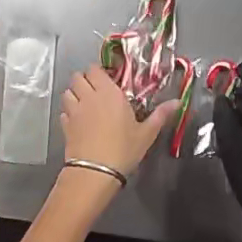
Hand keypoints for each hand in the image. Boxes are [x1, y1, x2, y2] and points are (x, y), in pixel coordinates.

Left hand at [60, 65, 177, 177]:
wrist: (95, 171)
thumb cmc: (124, 149)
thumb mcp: (146, 133)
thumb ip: (161, 115)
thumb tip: (178, 101)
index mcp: (109, 93)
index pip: (95, 70)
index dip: (99, 73)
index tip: (107, 81)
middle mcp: (88, 96)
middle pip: (77, 77)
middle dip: (84, 80)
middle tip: (95, 91)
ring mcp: (74, 110)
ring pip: (67, 92)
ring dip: (74, 94)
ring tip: (84, 103)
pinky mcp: (64, 125)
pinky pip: (64, 111)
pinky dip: (69, 112)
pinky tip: (77, 120)